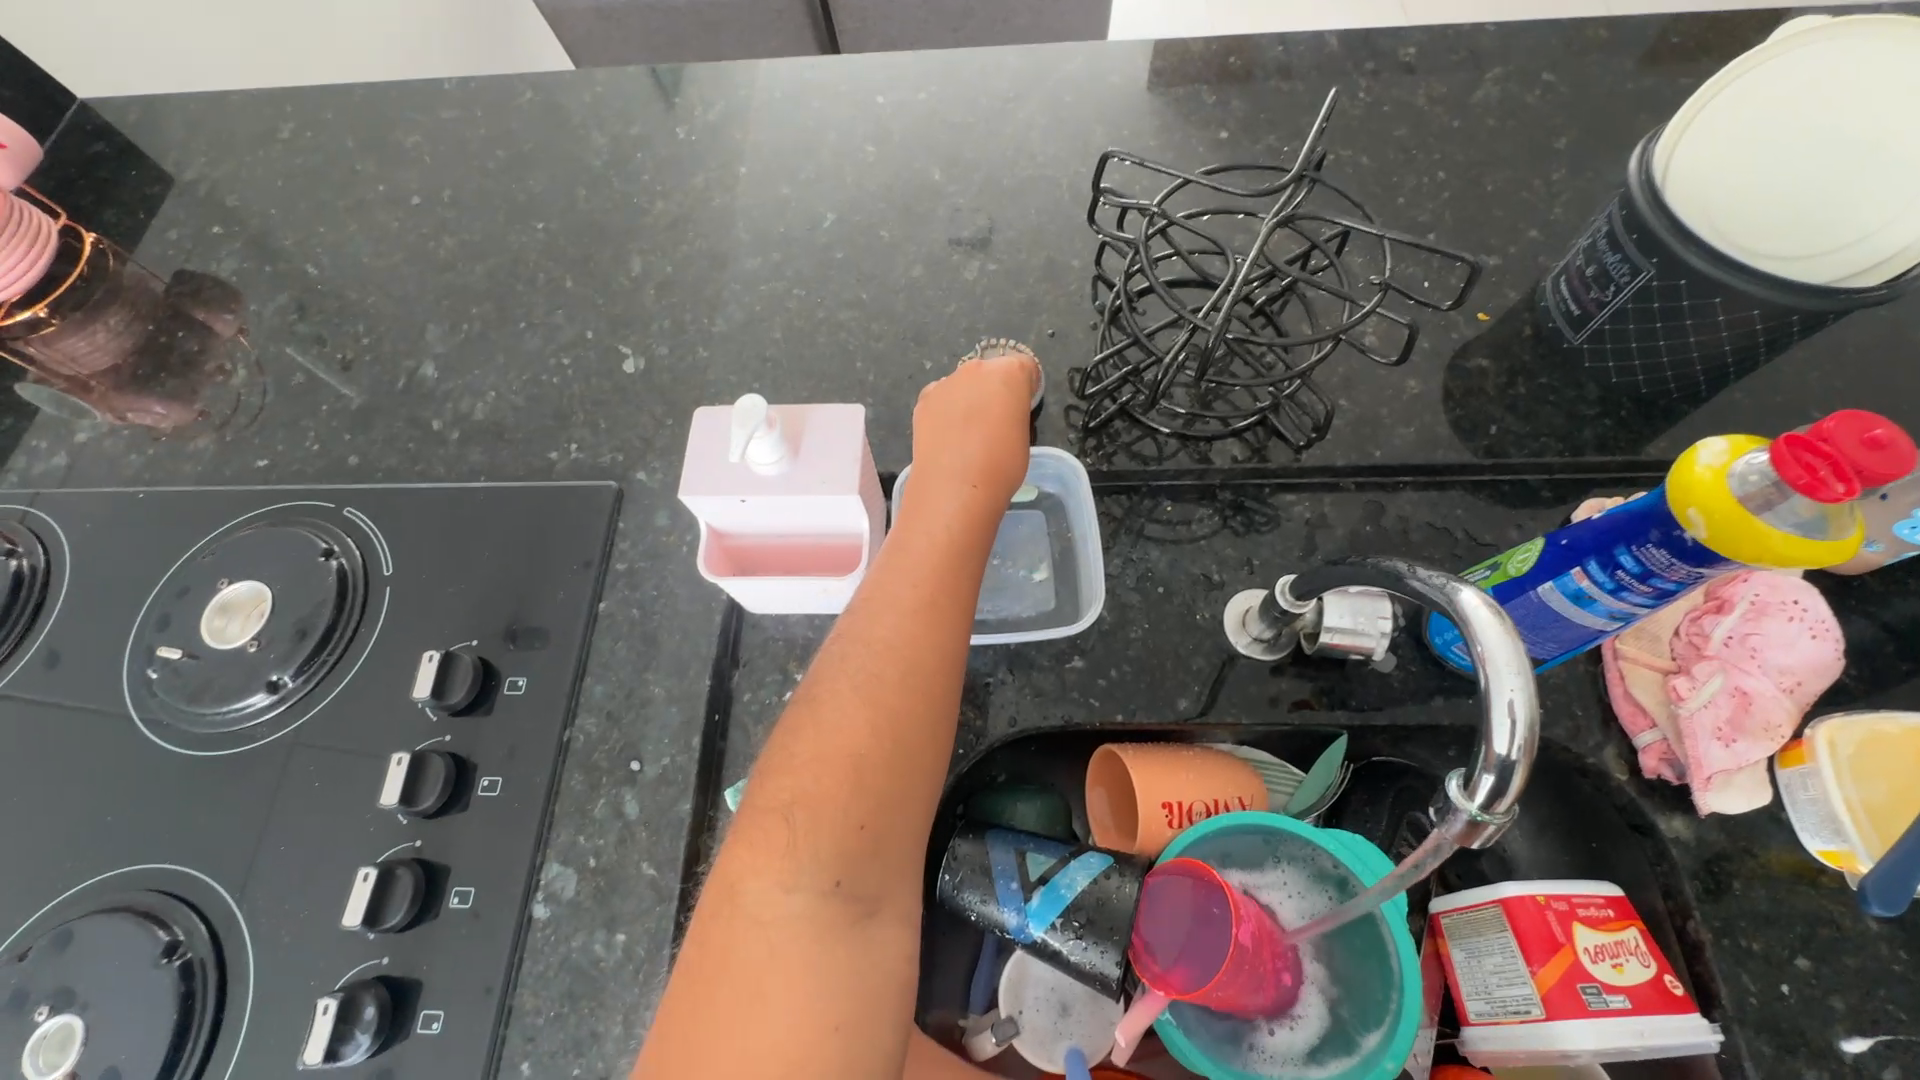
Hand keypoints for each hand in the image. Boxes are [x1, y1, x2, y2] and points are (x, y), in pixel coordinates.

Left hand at [906, 350, 1038, 519]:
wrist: (954, 488)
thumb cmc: (1001, 466)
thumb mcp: (1023, 437)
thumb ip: (1014, 414)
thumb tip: (1002, 417)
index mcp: (1008, 373)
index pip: (1025, 367)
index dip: (1026, 388)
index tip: (1022, 409)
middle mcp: (975, 369)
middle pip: (990, 372)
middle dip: (994, 391)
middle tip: (994, 423)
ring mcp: (945, 383)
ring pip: (962, 386)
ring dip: (967, 401)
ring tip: (967, 436)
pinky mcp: (923, 401)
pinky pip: (941, 400)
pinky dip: (945, 412)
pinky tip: (947, 438)